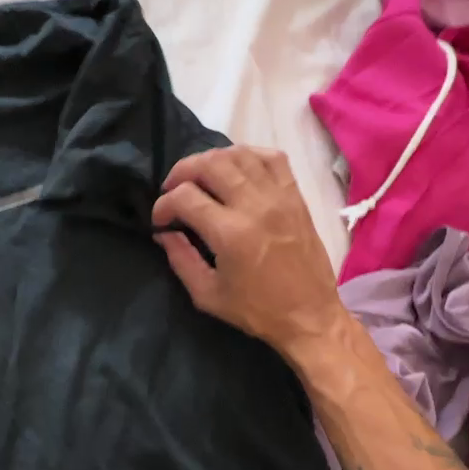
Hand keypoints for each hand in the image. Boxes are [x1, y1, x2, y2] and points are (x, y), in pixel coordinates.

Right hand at [150, 146, 347, 353]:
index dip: (163, 205)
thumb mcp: (207, 295)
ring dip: (211, 160)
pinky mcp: (295, 195)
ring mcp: (278, 196)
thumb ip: (181, 260)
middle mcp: (254, 206)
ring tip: (200, 177)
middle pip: (211, 164)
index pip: (185, 197)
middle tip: (173, 189)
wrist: (309, 314)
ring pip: (239, 154)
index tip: (159, 220)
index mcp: (230, 234)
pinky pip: (271, 157)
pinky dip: (248, 155)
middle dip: (182, 171)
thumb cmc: (256, 310)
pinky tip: (235, 168)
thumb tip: (164, 234)